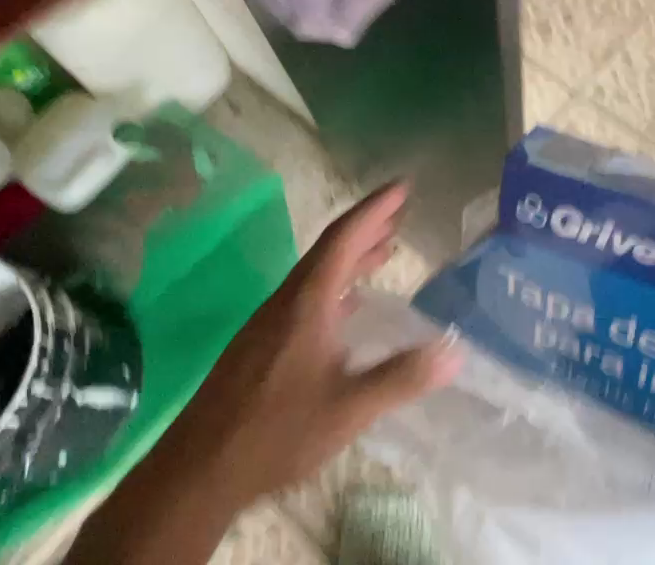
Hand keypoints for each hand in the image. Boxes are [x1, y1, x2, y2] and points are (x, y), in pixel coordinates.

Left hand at [182, 180, 463, 506]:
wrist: (199, 468)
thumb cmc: (277, 430)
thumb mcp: (349, 408)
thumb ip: (402, 377)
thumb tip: (455, 350)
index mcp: (308, 302)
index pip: (344, 238)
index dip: (374, 209)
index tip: (401, 186)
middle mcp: (288, 302)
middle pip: (330, 250)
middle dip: (367, 228)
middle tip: (400, 212)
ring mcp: (270, 323)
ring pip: (318, 275)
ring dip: (352, 257)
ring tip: (384, 249)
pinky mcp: (262, 345)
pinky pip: (308, 297)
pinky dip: (337, 286)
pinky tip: (349, 306)